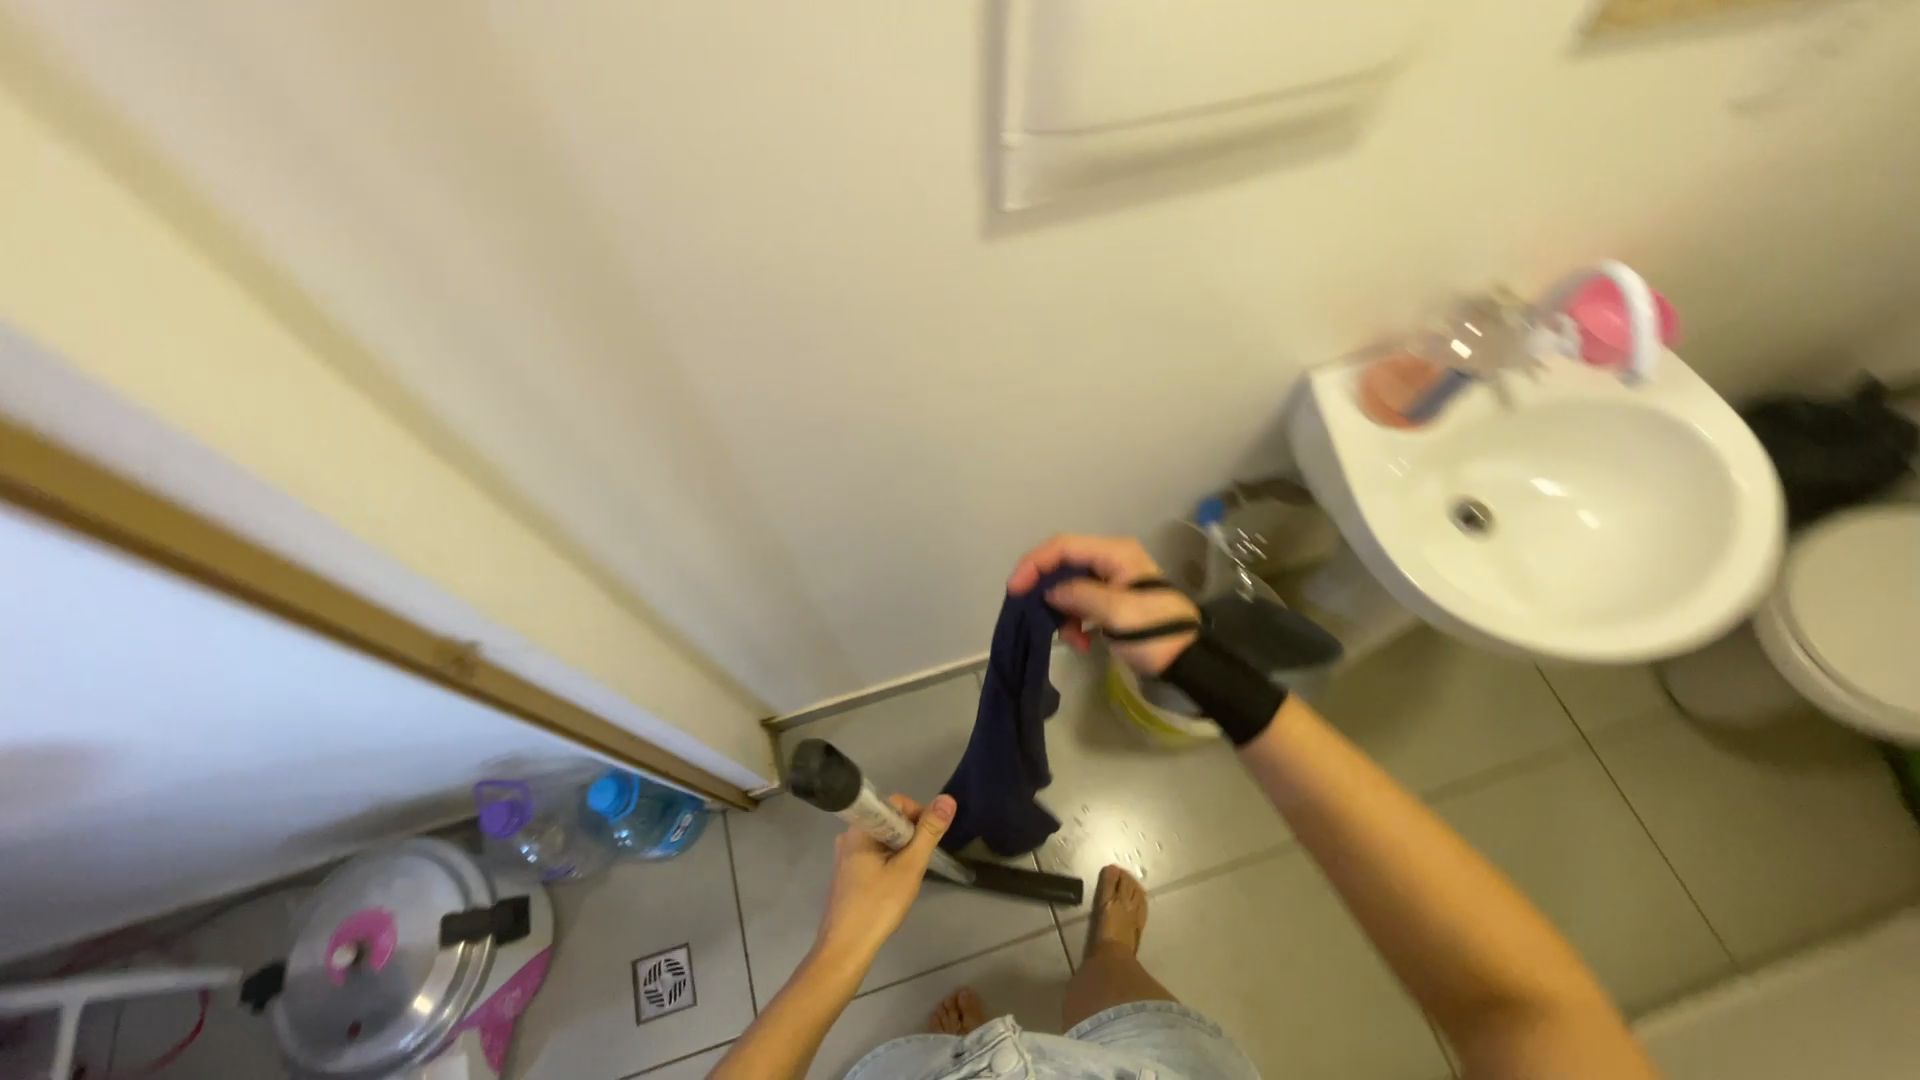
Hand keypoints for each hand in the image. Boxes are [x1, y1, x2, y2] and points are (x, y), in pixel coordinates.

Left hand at [814, 793, 954, 964]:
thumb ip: (929, 832)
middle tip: (919, 863)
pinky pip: (873, 856)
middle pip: (888, 821)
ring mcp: (844, 856)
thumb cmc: (878, 904)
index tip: (929, 840)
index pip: (895, 803)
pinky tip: (892, 887)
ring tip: (907, 878)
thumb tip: (947, 799)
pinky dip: (888, 864)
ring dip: (900, 852)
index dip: (918, 815)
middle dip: (910, 838)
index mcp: (860, 828)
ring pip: (882, 841)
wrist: (845, 948)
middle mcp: (848, 836)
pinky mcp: (845, 874)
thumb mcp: (910, 866)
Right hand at [1007, 534, 1200, 676]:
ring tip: (1072, 639)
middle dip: (1046, 592)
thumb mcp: (1117, 614)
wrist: (1189, 660)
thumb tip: (1050, 590)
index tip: (1015, 589)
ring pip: (1067, 587)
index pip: (1063, 546)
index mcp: (1115, 553)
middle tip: (1034, 617)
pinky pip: (1078, 603)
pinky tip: (1081, 642)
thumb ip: (1080, 595)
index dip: (1035, 563)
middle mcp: (1110, 560)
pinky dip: (1073, 622)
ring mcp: (1110, 580)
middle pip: (1062, 564)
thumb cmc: (1156, 633)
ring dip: (1061, 613)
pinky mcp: (1109, 600)